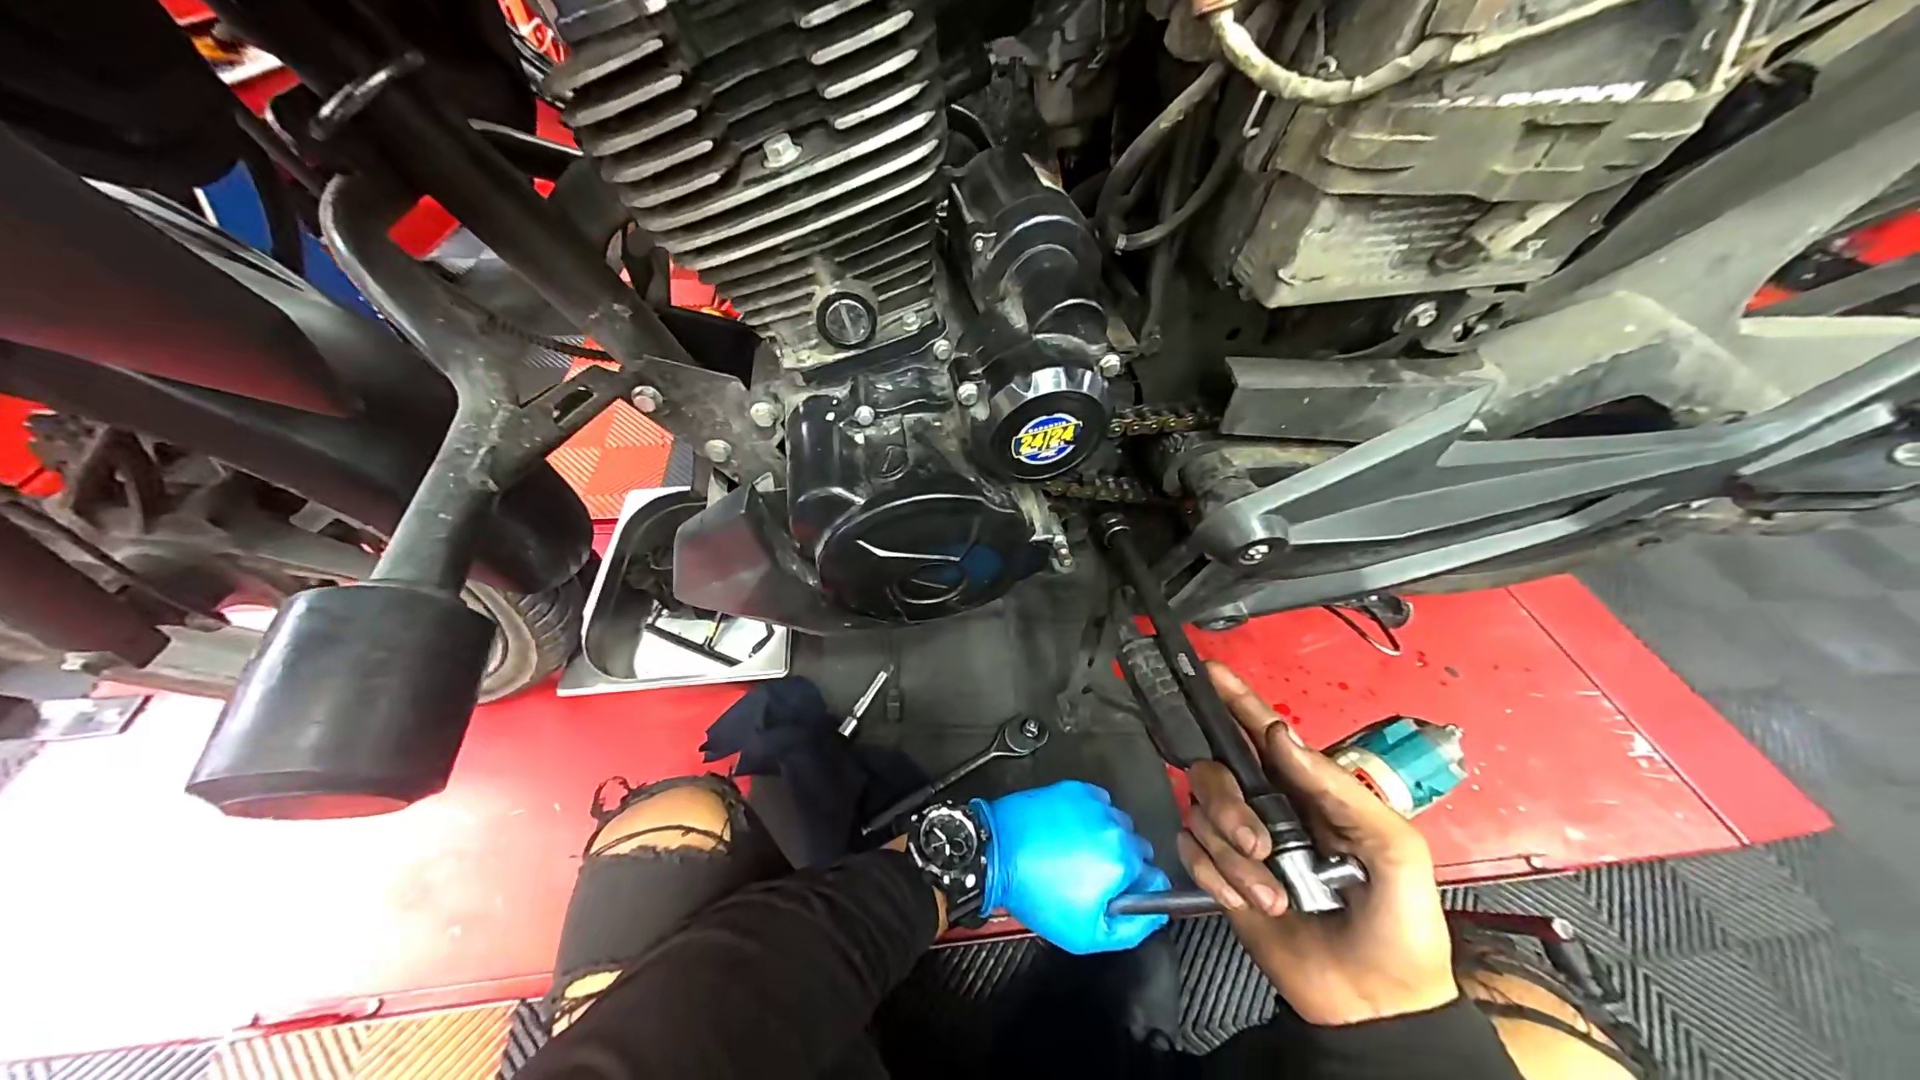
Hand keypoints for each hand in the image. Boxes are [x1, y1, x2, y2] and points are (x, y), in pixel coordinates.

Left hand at [975, 781, 1171, 953]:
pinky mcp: (1075, 790)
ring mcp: (1094, 804)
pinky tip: (1070, 831)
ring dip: (1107, 838)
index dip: (1140, 892)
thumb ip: (1131, 929)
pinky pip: (1097, 803)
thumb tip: (1154, 916)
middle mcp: (1114, 827)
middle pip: (1138, 849)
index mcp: (1123, 861)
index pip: (1157, 878)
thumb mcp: (1086, 933)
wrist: (997, 852)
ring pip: (1118, 824)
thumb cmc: (1035, 889)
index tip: (1123, 895)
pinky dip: (1090, 816)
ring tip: (1078, 852)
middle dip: (1123, 864)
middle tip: (1094, 876)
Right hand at [1176, 662, 1456, 1025]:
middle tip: (1263, 847)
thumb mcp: (1393, 849)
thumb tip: (1281, 735)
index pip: (1258, 729)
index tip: (1205, 670)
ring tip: (1274, 894)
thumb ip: (1340, 789)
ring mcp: (1236, 837)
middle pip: (1212, 769)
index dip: (1232, 698)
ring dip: (1232, 857)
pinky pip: (1189, 851)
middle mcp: (1262, 803)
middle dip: (1229, 806)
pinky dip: (1215, 876)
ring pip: (1197, 812)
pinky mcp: (1216, 872)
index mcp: (1304, 787)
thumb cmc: (1397, 919)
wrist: (1373, 1000)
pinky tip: (1250, 901)